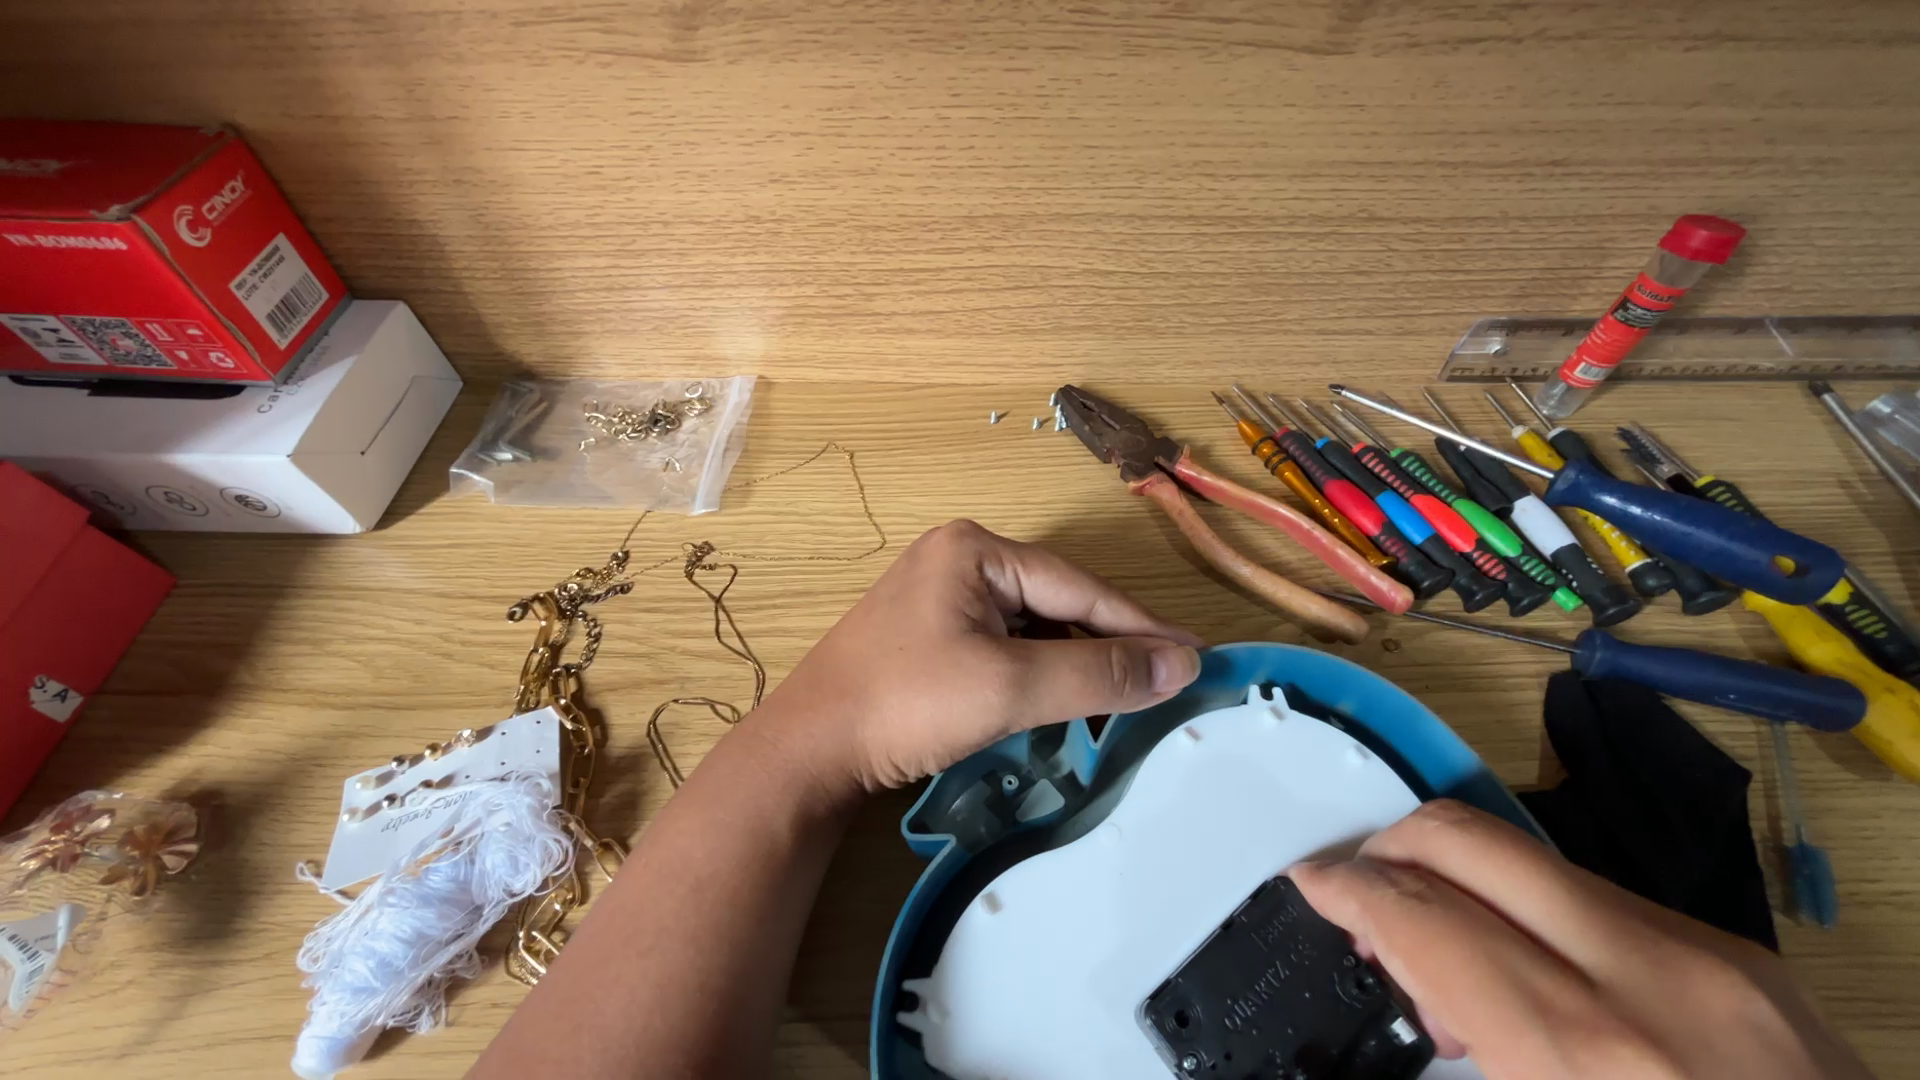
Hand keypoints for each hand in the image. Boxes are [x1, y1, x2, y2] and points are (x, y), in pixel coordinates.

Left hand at [756, 520, 1202, 792]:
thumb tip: (1183, 665)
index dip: (1141, 626)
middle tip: (1164, 685)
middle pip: (1057, 601)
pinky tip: (1060, 698)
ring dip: (1074, 661)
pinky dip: (1037, 671)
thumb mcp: (1009, 687)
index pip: (1079, 586)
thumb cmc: (906, 706)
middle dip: (1107, 644)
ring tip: (1123, 697)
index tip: (1196, 658)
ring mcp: (941, 594)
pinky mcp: (930, 632)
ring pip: (1032, 626)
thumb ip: (1097, 673)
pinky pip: (1003, 643)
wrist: (810, 750)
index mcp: (975, 550)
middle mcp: (960, 559)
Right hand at [1290, 800, 1872, 1078]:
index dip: (1343, 888)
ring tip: (1446, 961)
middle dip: (1383, 848)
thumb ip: (1455, 1046)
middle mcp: (1651, 976)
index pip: (1419, 911)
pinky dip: (1521, 910)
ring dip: (1450, 879)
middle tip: (1360, 901)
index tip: (1310, 886)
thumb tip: (1400, 976)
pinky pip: (1586, 891)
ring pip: (1521, 853)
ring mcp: (1709, 957)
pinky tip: (1528, 978)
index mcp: (1587, 1050)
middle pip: (1460, 837)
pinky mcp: (1745, 958)